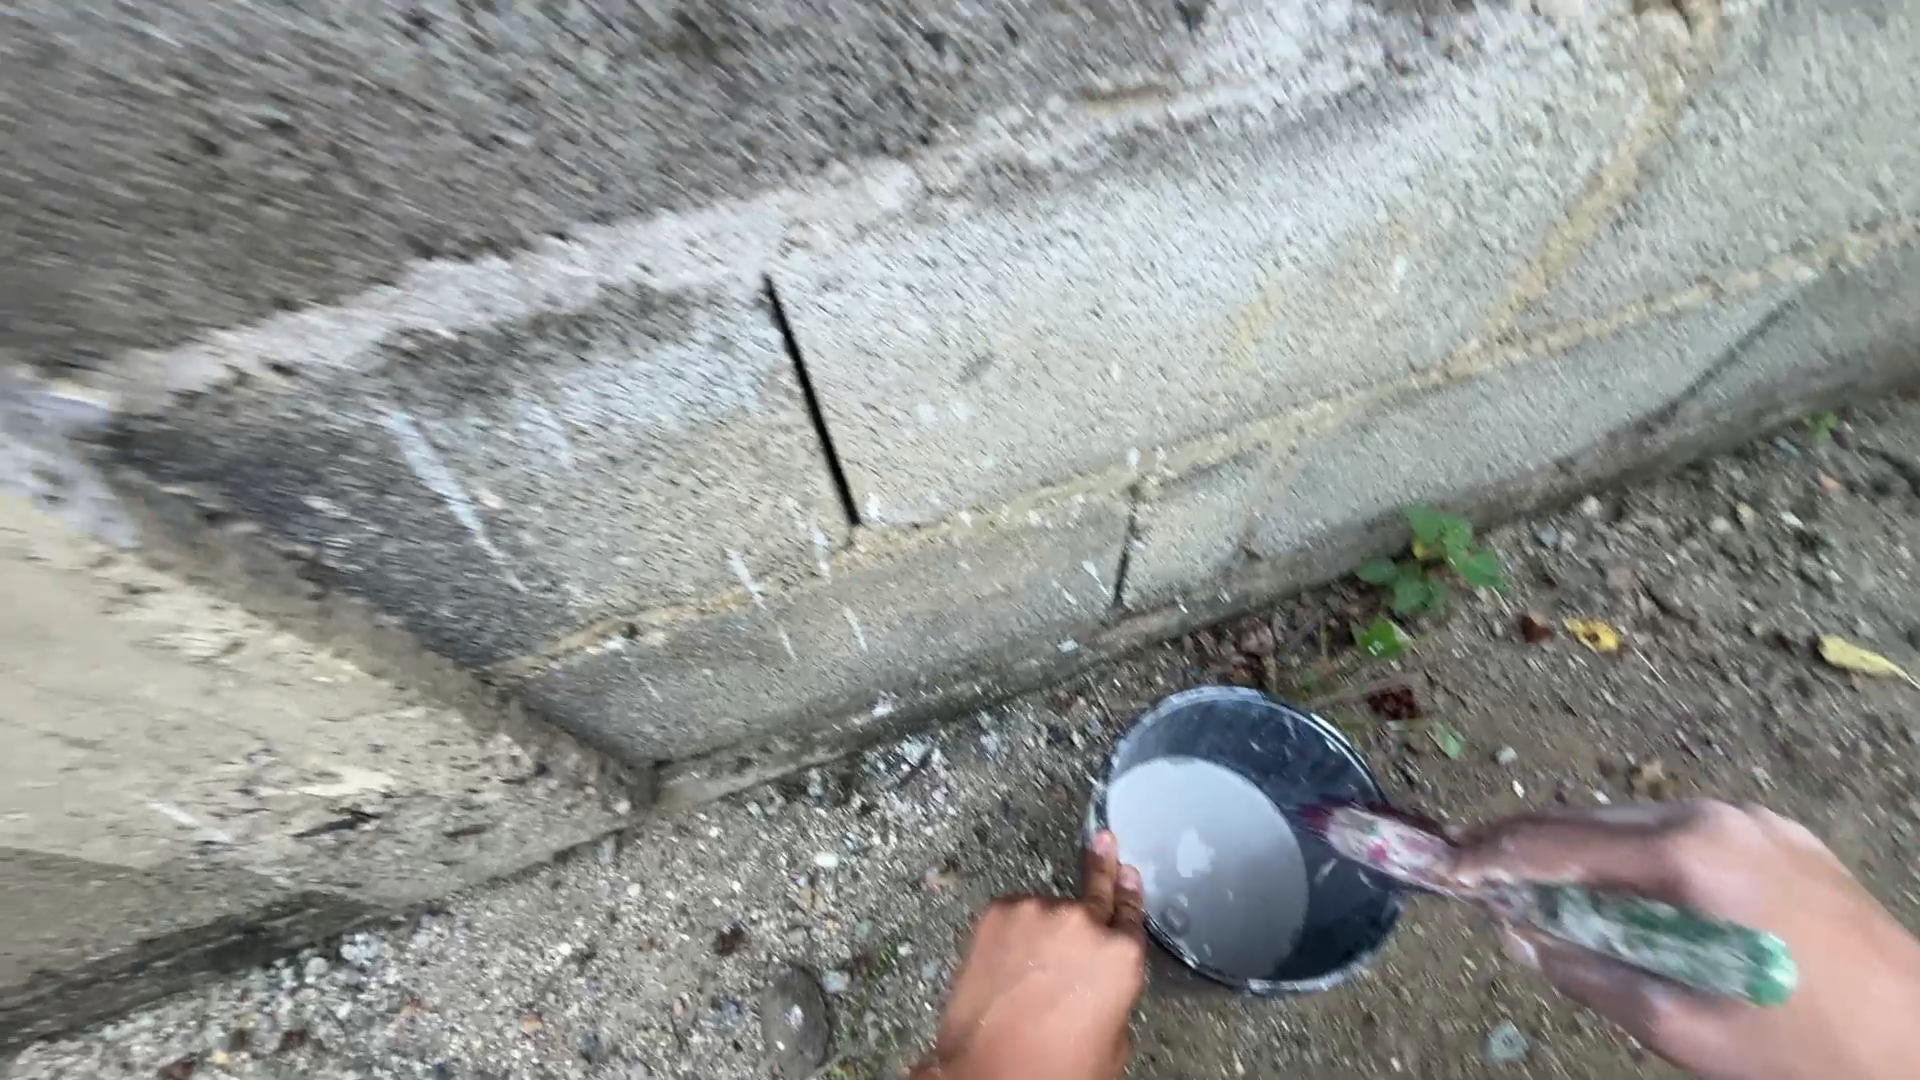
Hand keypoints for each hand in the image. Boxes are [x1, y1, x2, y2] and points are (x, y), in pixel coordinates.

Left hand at [912, 830, 1147, 1079]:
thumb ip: (1112, 988)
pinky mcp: (998, 909)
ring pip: (1045, 910)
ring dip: (1042, 928)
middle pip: (1095, 888)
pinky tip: (1005, 965)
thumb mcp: (1111, 1039)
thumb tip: (1096, 969)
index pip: (1130, 912)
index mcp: (1121, 956)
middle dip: (1102, 863)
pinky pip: (1013, 914)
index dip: (1129, 892)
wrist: (990, 1072)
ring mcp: (1037, 909)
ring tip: (1025, 973)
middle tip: (1104, 840)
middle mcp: (1083, 921)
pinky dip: (1011, 932)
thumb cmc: (1057, 1069)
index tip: (1126, 870)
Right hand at [1449, 801, 1919, 1079]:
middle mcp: (1713, 816)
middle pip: (1583, 821)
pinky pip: (1672, 834)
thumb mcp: (1686, 1028)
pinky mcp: (1775, 835)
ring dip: (1570, 850)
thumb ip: (1583, 971)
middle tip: (1468, 863)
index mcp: (1690, 853)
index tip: (1444, 866)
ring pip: (1623, 823)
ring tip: (1528, 878)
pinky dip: (1625, 856)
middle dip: (1520, 845)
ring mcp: (1750, 820)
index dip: (1490, 855)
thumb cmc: (1818, 1054)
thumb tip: (1512, 933)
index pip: (1557, 844)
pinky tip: (1609, 883)